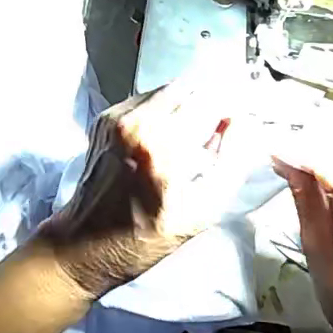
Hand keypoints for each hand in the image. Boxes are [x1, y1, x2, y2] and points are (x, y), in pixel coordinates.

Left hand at [39, 78, 256, 299]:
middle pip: (192, 88)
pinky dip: (164, 111)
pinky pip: (148, 99)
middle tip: (220, 130)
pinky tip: (165, 138)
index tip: (242, 119)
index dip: (234, 105)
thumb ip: (232, 163)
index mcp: (164, 148)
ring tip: (192, 136)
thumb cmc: (146, 237)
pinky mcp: (106, 118)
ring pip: (170, 89)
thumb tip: (246, 123)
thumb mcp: (203, 212)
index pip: (213, 99)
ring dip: (189, 105)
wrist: (86, 243)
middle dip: (212, 105)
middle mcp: (138, 124)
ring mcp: (118, 118)